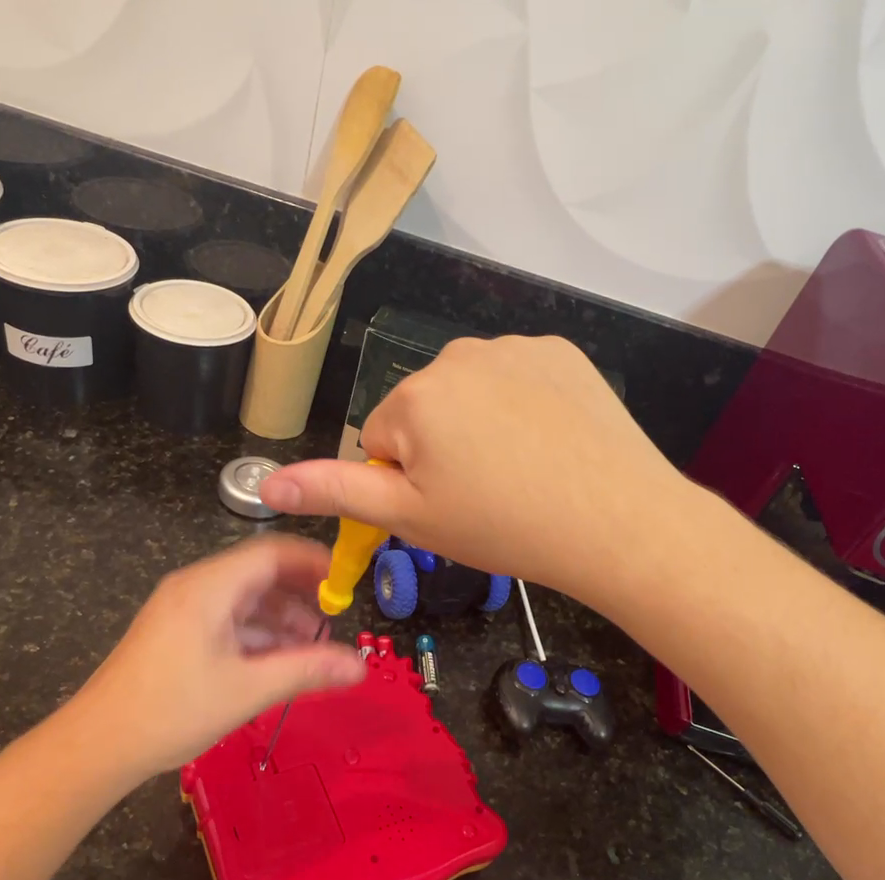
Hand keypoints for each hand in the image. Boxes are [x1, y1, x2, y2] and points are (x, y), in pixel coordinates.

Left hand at [70, 535, 367, 779]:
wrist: (98, 744)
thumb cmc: (172, 710)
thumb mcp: (248, 690)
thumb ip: (307, 672)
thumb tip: (360, 666)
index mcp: (210, 587)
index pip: (273, 552)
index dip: (314, 562)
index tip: (348, 585)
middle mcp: (195, 587)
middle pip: (259, 574)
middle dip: (301, 597)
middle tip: (336, 625)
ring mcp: (182, 609)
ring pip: (244, 600)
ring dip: (281, 620)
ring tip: (314, 650)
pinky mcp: (175, 632)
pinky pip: (227, 619)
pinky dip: (257, 634)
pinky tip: (278, 662)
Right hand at [258, 335, 694, 603]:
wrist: (617, 521)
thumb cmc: (505, 526)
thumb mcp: (410, 518)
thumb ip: (334, 492)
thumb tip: (267, 483)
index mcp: (414, 397)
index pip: (382, 439)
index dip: (408, 480)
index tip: (449, 505)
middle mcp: (457, 355)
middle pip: (425, 409)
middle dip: (441, 448)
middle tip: (487, 493)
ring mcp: (514, 347)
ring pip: (471, 394)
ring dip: (481, 426)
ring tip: (523, 472)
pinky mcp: (560, 351)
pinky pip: (517, 379)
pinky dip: (524, 406)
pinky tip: (551, 443)